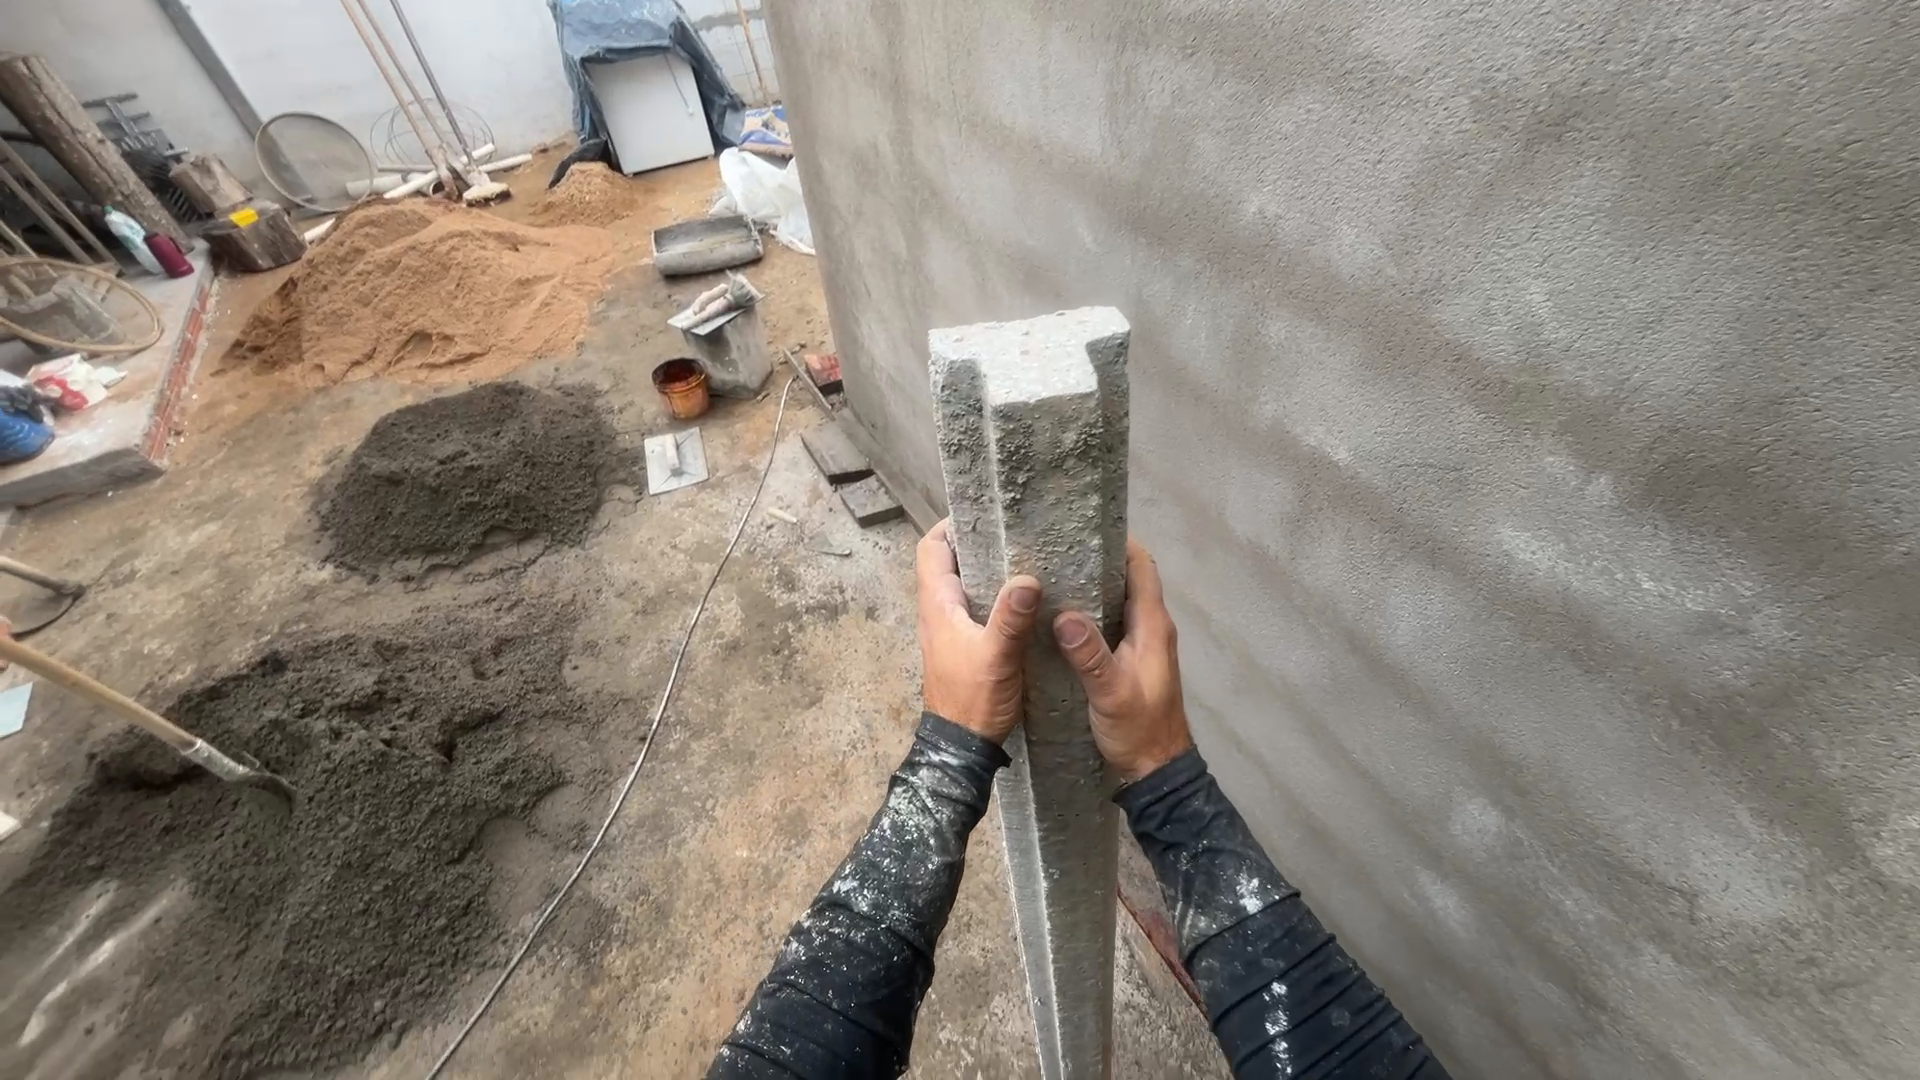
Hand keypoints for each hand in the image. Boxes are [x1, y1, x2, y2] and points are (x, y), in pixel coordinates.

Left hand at [917, 519, 1042, 743]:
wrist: (962, 746)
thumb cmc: (973, 699)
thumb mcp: (996, 657)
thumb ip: (1010, 618)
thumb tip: (1028, 578)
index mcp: (937, 604)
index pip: (931, 548)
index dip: (950, 526)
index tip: (983, 514)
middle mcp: (938, 611)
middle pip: (948, 562)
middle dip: (975, 543)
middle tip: (1013, 532)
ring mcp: (949, 629)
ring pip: (963, 585)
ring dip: (986, 570)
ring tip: (1023, 558)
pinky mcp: (963, 645)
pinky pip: (975, 607)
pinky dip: (993, 596)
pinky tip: (1023, 599)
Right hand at [1054, 538, 1192, 781]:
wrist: (1155, 770)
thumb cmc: (1139, 729)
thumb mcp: (1111, 693)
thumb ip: (1089, 655)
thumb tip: (1064, 615)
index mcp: (1153, 626)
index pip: (1143, 568)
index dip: (1121, 543)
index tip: (1086, 527)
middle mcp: (1150, 627)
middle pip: (1128, 578)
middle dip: (1098, 559)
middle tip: (1056, 547)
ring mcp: (1140, 643)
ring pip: (1117, 600)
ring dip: (1092, 585)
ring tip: (1052, 573)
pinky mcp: (1127, 658)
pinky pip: (1109, 621)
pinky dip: (1089, 610)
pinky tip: (1060, 614)